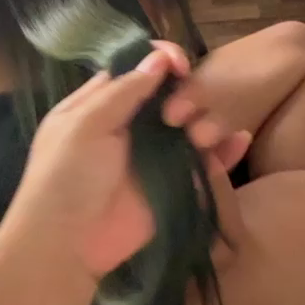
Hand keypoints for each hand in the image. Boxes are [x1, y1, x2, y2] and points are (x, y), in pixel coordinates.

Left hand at [0, 42, 249, 280]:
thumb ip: (122, 92)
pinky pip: (202, 164)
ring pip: (189, 126)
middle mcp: (129, 125)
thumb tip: (157, 59)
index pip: (134, 70)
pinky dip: (222, 152)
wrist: (68, 245)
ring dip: (205, 118)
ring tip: (207, 126)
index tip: (180, 62)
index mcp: (100, 104)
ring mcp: (154, 156)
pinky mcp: (173, 185)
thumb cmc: (66, 176)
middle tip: (196, 100)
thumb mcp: (85, 125)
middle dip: (187, 91)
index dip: (158, 59)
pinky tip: (239, 139)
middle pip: (167, 96)